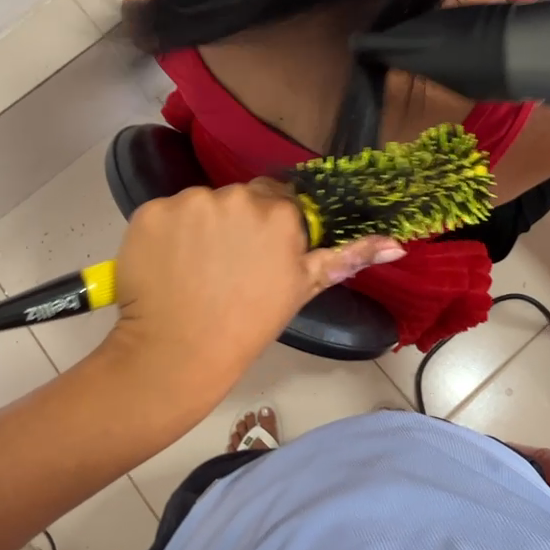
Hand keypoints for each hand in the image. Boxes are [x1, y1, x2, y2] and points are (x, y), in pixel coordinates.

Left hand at [96, 181, 402, 403]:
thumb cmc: (247, 324)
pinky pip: (165, 212)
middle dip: (237, 222)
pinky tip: (169, 264)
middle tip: (227, 265)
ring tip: (196, 267)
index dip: (268, 226)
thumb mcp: (301, 289)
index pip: (277, 198)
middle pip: (240, 197)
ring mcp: (190, 202)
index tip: (257, 253)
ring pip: (202, 204)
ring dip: (201, 226)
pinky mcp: (152, 210)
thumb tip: (398, 243)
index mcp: (280, 214)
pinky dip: (167, 233)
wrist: (176, 353)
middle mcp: (238, 197)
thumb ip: (348, 258)